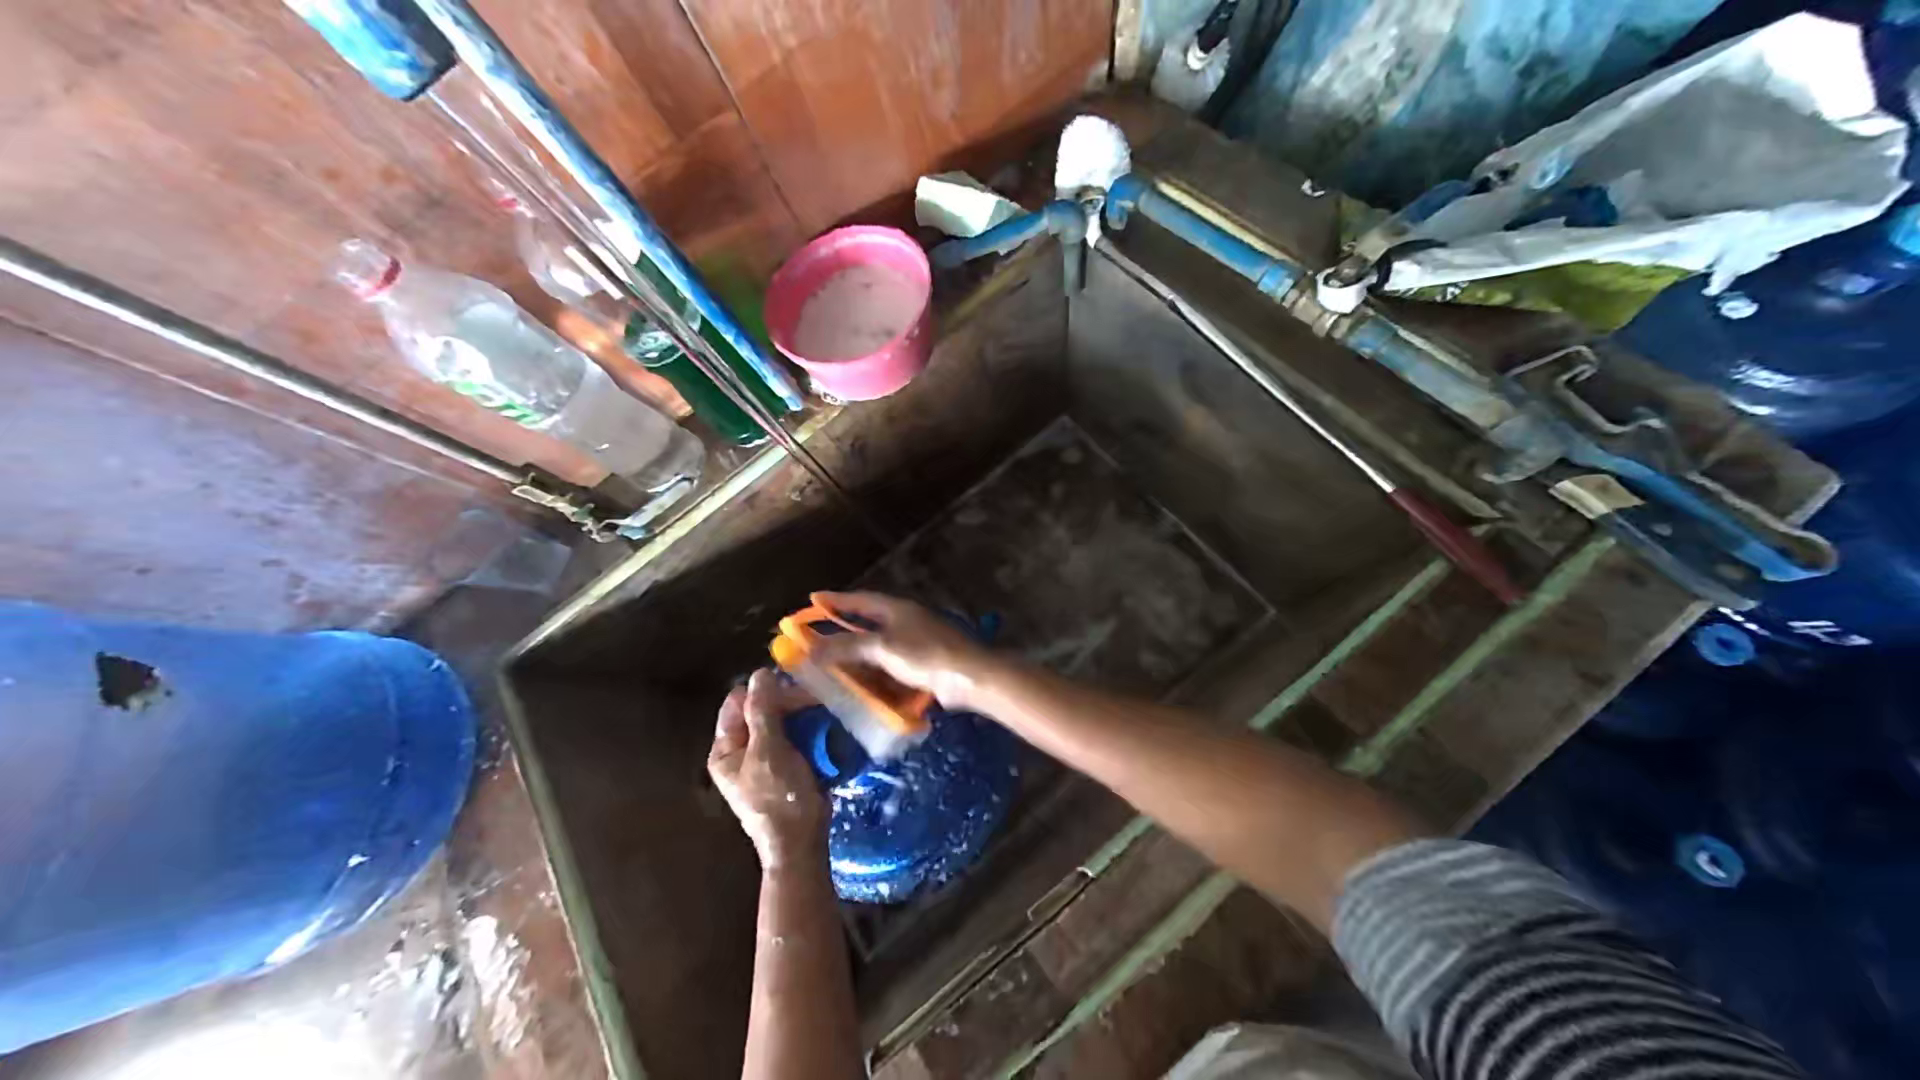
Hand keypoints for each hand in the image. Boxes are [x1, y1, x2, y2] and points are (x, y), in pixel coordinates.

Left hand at [709, 669, 826, 869]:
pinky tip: (825, 723)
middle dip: (786, 701)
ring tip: (822, 707)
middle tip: (813, 697)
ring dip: (800, 713)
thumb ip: (763, 711)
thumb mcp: (768, 751)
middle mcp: (742, 751)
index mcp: (725, 749)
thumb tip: (760, 673)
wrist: (802, 843)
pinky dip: (808, 728)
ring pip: (782, 722)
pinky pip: (796, 737)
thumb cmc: (779, 798)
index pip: (738, 703)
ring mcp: (766, 759)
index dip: (762, 690)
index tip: (791, 684)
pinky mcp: (788, 765)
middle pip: (761, 711)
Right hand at [809, 591, 1003, 712]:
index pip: (860, 599)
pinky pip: (891, 663)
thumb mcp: (882, 648)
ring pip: (880, 644)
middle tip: (819, 634)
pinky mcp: (924, 663)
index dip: (836, 600)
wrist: (968, 677)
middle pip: (869, 621)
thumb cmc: (924, 655)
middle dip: (845, 628)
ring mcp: (917, 642)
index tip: (813, 598)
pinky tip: (864, 680)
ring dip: (859, 652)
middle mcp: (906, 620)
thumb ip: (847, 646)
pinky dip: (875, 670)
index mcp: (897, 609)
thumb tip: (813, 648)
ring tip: (835, 661)